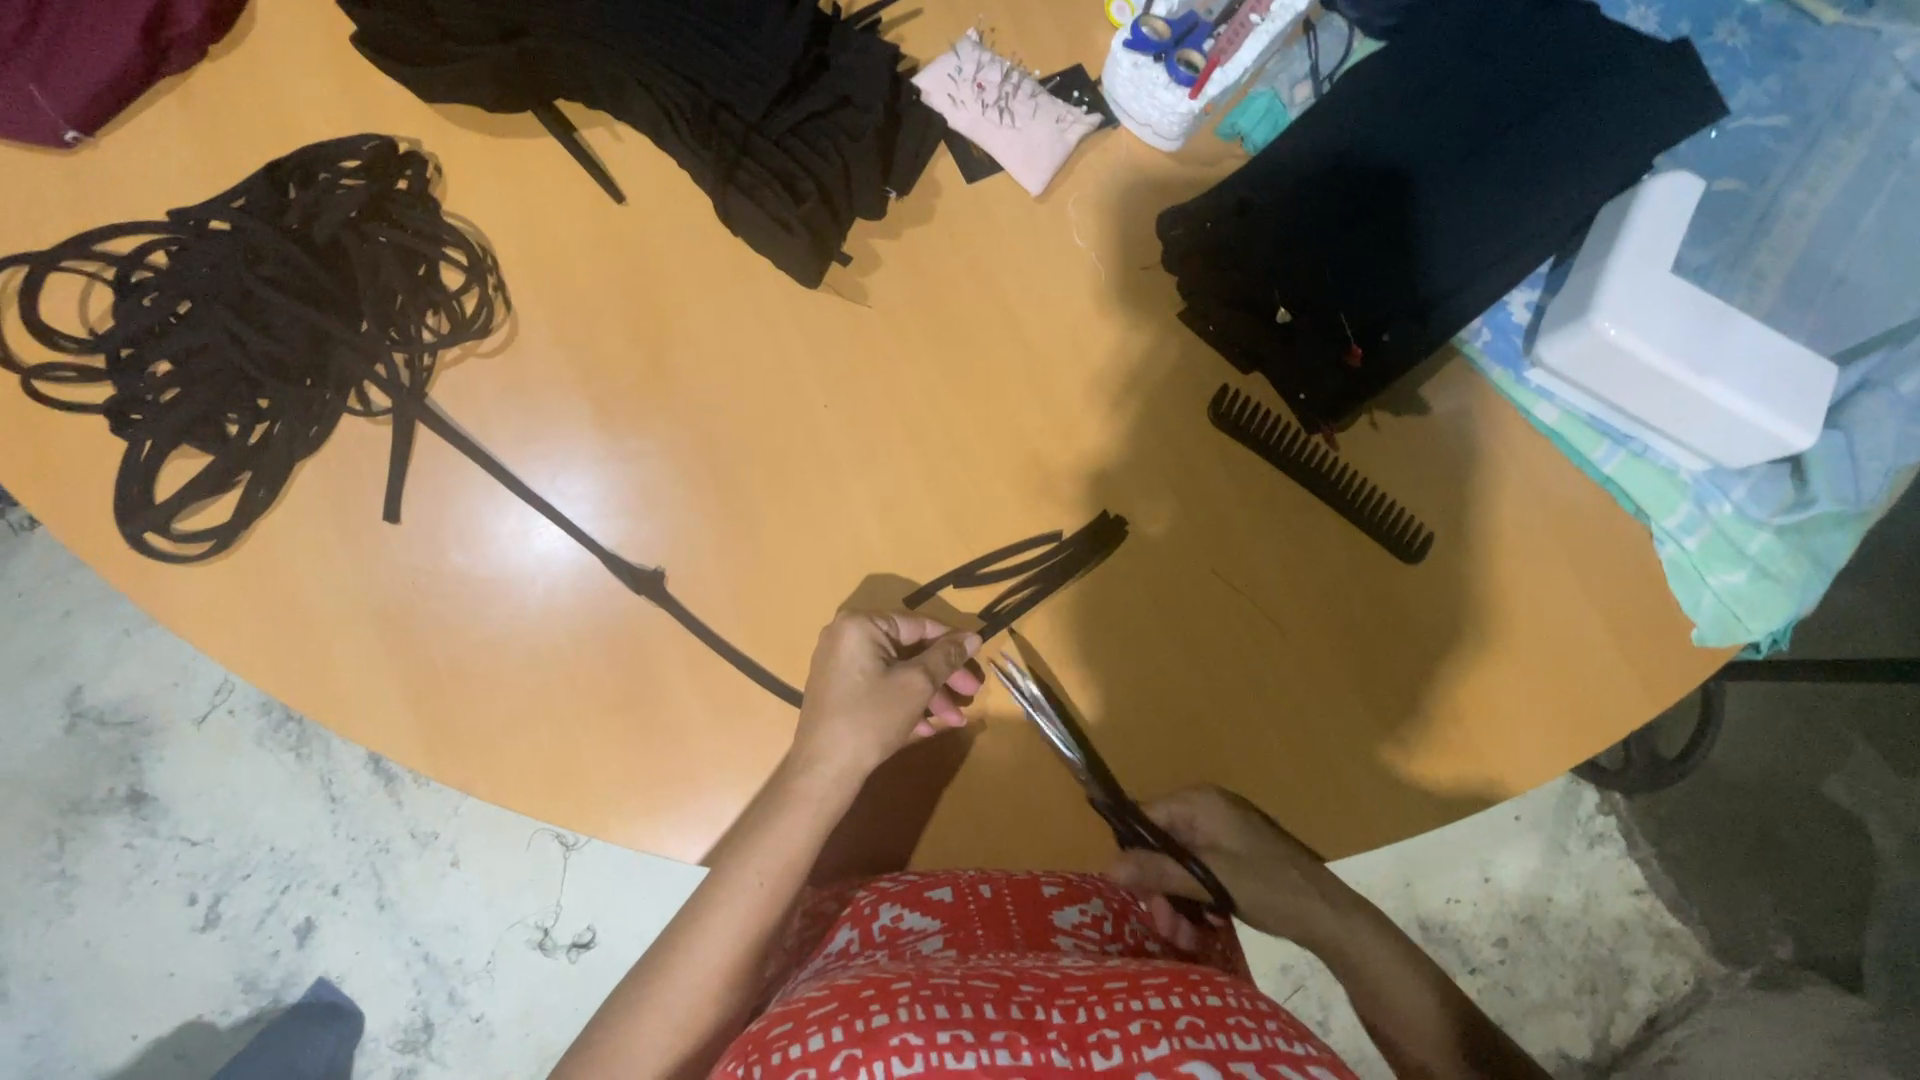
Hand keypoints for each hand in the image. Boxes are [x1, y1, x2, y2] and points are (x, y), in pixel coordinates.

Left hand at [790, 611, 983, 778]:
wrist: (823, 768)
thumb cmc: (872, 717)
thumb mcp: (917, 684)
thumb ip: (947, 656)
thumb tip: (973, 636)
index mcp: (861, 625)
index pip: (918, 624)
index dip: (952, 642)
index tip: (979, 656)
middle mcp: (846, 636)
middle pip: (908, 649)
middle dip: (942, 675)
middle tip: (971, 693)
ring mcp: (840, 664)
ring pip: (896, 671)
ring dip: (928, 694)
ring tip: (954, 720)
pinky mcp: (839, 689)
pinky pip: (879, 685)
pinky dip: (904, 701)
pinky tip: (927, 727)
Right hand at [1108, 785, 1358, 952]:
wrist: (1331, 916)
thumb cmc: (1270, 887)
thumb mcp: (1211, 881)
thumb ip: (1159, 871)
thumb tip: (1107, 868)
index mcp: (1199, 802)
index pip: (1144, 819)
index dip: (1135, 857)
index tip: (1137, 897)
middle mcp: (1207, 810)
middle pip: (1161, 846)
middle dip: (1160, 889)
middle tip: (1167, 929)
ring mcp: (1222, 833)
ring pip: (1179, 864)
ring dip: (1178, 902)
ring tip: (1187, 937)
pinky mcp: (1234, 855)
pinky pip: (1200, 872)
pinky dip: (1197, 899)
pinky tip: (1207, 925)